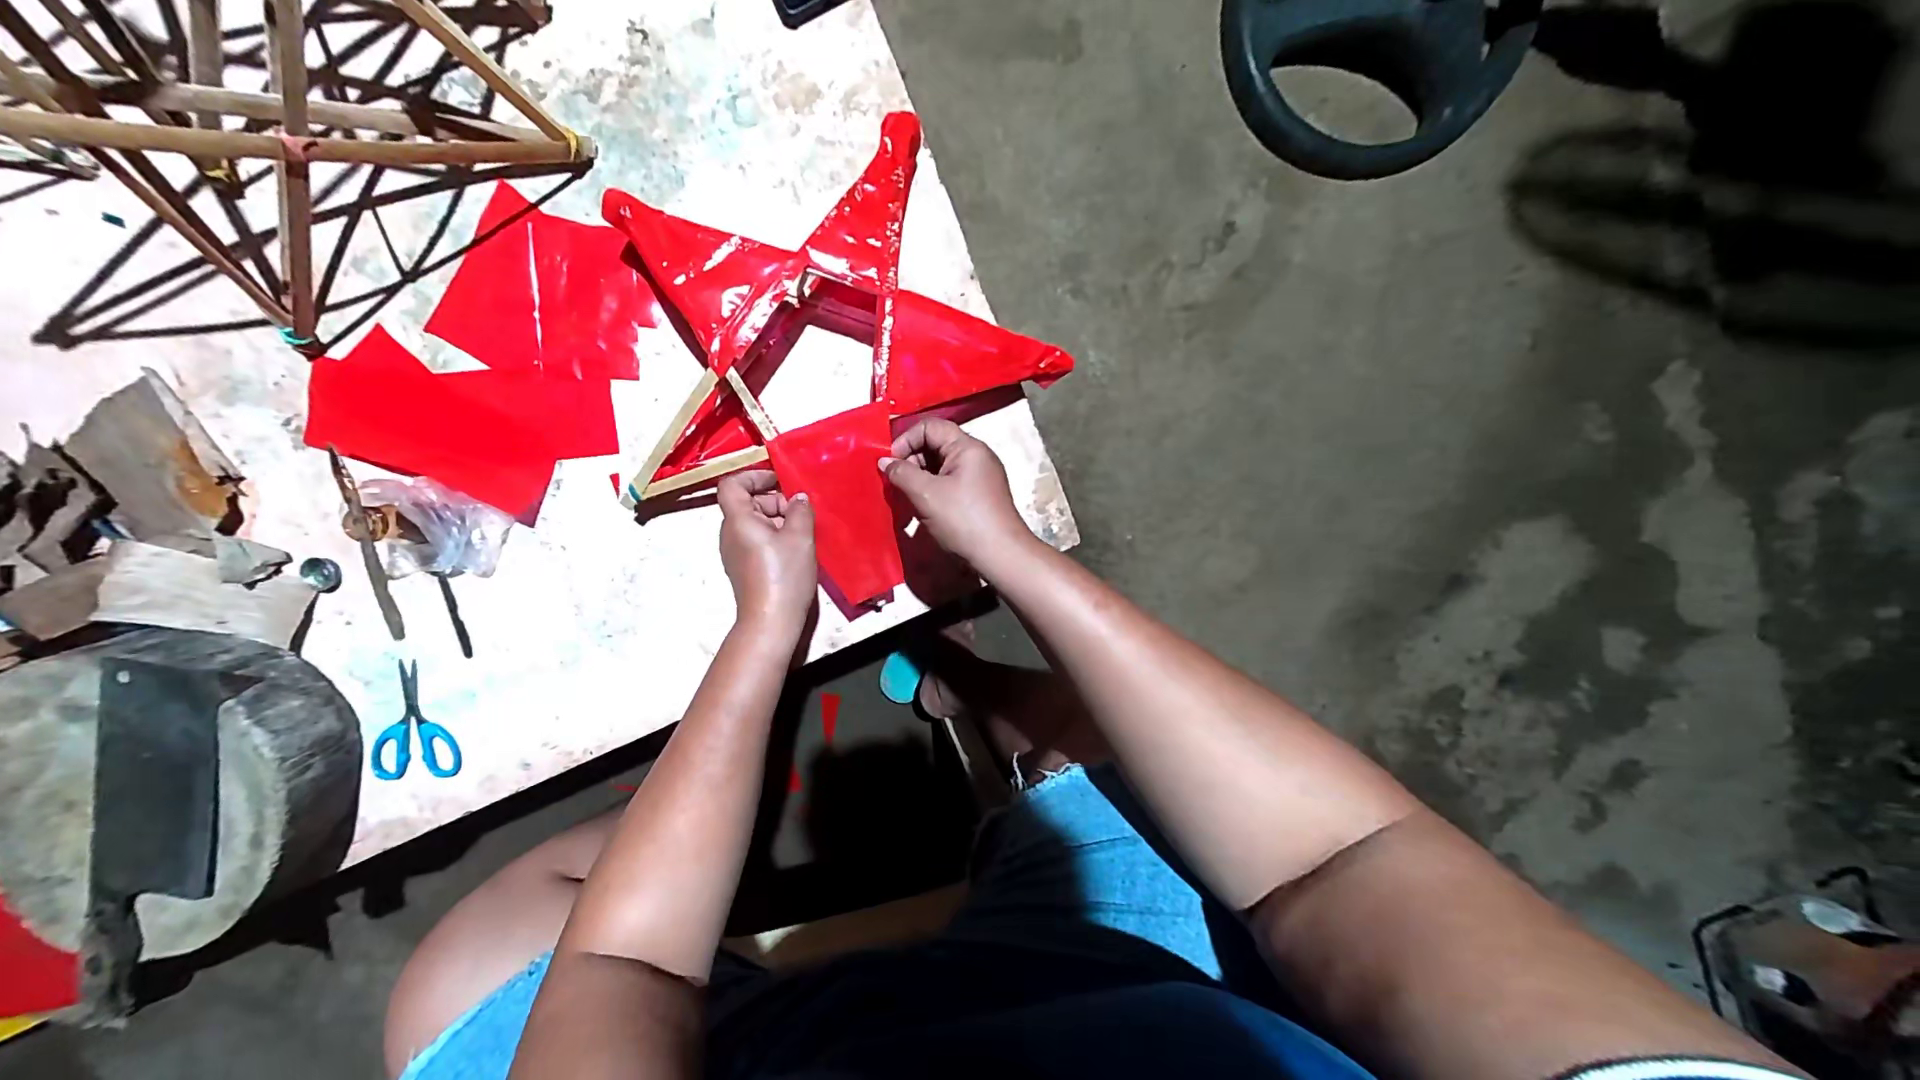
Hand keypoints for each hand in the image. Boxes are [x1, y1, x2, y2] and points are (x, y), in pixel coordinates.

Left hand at [717, 470, 816, 630]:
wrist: (771, 621)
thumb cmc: (783, 576)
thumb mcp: (800, 537)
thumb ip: (800, 510)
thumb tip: (798, 498)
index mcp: (738, 520)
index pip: (732, 484)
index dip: (754, 476)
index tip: (779, 481)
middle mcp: (730, 533)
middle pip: (748, 502)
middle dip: (775, 500)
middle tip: (801, 513)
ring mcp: (735, 551)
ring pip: (755, 522)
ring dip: (779, 520)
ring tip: (802, 532)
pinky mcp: (744, 566)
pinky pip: (757, 539)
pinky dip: (775, 536)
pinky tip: (795, 550)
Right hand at [880, 419, 1035, 570]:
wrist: (1000, 555)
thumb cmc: (963, 520)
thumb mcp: (926, 495)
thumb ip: (902, 474)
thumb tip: (884, 462)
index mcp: (967, 447)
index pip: (930, 427)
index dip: (906, 440)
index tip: (891, 464)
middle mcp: (976, 456)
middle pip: (935, 445)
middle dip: (911, 460)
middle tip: (896, 483)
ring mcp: (980, 476)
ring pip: (941, 466)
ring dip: (920, 478)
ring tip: (907, 498)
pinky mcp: (979, 495)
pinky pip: (950, 483)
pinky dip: (932, 490)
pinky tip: (923, 509)